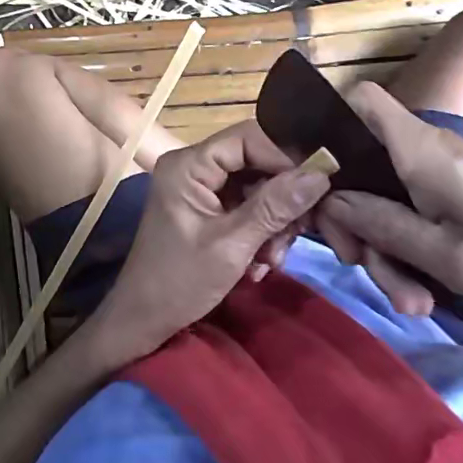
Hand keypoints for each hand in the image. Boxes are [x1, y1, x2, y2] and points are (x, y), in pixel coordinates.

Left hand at [94, 120, 332, 356]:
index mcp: (188, 165)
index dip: (284, 157)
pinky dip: (261, 230)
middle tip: (299, 230)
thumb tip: (321, 175)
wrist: (142, 324)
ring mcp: (200, 188)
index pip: (248, 138)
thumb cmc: (179, 283)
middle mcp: (194, 166)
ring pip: (256, 186)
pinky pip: (247, 205)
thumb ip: (275, 207)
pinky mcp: (208, 208)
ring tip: (274, 256)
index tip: (315, 185)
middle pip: (256, 162)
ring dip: (274, 220)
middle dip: (281, 198)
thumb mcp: (232, 245)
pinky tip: (262, 260)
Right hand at [312, 82, 462, 320]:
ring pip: (389, 194)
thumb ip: (386, 226)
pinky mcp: (462, 190)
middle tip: (365, 271)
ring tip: (414, 303)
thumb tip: (330, 199)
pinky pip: (416, 206)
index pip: (361, 101)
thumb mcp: (453, 259)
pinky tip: (425, 289)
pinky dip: (410, 243)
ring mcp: (446, 170)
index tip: (314, 184)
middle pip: (364, 163)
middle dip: (356, 218)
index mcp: (423, 151)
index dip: (327, 125)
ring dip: (388, 245)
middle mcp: (430, 149)